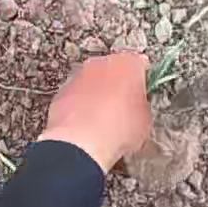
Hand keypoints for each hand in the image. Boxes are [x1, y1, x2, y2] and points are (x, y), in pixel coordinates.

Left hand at [38, 53, 152, 172]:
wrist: (81, 143)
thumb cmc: (115, 129)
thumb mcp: (145, 120)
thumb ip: (143, 105)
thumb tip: (140, 109)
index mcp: (128, 64)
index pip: (140, 64)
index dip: (143, 81)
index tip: (143, 93)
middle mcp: (101, 64)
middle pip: (114, 70)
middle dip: (119, 86)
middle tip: (125, 108)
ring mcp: (79, 76)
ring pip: (93, 81)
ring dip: (98, 96)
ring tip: (105, 121)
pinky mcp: (62, 92)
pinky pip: (76, 96)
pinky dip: (81, 107)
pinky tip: (87, 126)